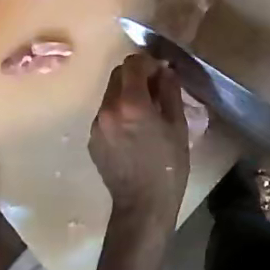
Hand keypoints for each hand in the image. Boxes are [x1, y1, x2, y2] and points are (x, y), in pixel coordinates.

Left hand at [90, 54, 189, 231]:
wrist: (142, 206)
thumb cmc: (167, 166)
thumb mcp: (177, 126)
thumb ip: (169, 92)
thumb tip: (165, 71)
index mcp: (131, 103)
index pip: (133, 63)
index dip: (149, 63)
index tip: (162, 74)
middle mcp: (108, 108)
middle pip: (118, 74)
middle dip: (137, 75)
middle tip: (156, 89)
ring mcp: (97, 124)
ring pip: (110, 93)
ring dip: (127, 92)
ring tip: (146, 111)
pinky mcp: (92, 138)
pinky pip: (106, 112)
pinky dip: (119, 110)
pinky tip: (134, 129)